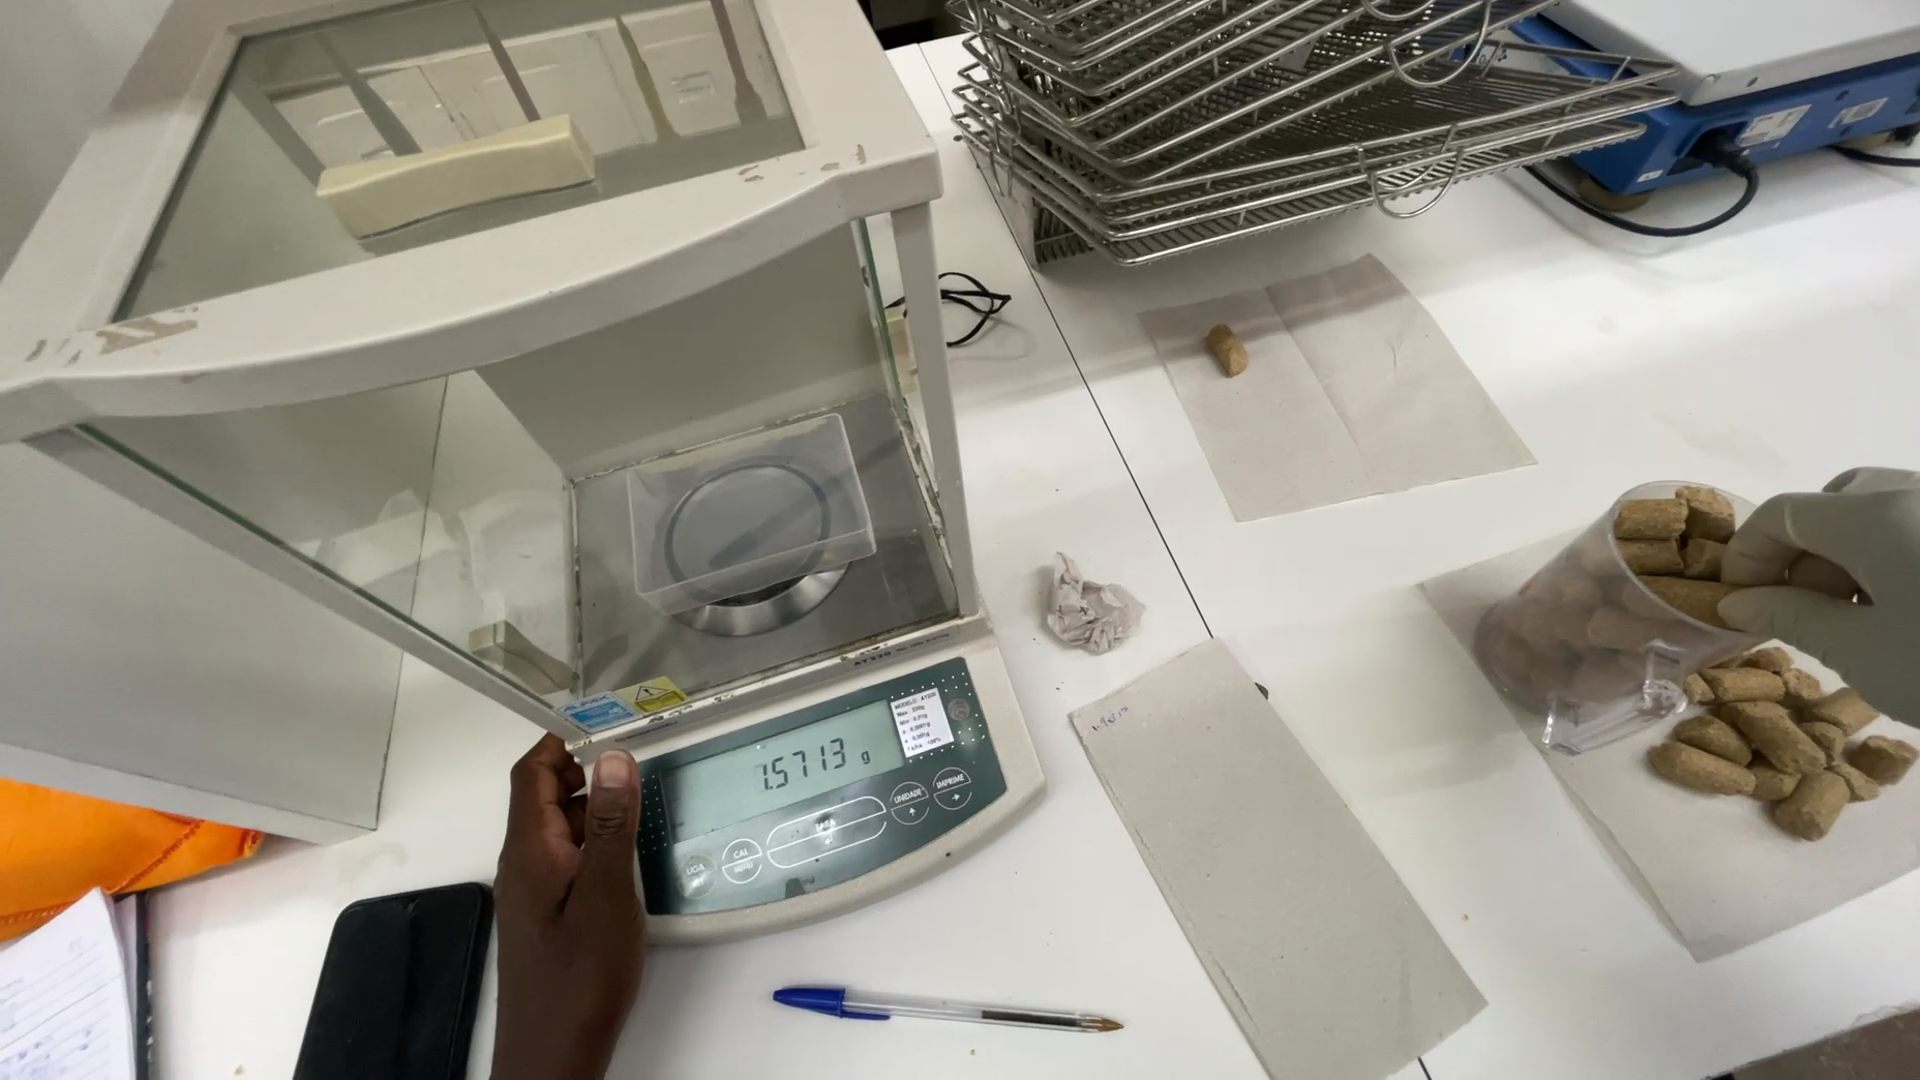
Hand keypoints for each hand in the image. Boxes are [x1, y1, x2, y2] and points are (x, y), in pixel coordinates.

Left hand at [492, 736, 645, 1079]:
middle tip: (640, 746)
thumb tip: (614, 755)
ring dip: (594, 799)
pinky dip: (596, 832)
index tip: (607, 717)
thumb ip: (609, 823)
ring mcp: (537, 887)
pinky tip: (632, 841)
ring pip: (560, 824)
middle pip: (543, 794)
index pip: (530, 773)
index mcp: (530, 849)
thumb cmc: (582, 972)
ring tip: (644, 786)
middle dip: (585, 763)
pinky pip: (570, 851)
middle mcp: (525, 861)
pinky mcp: (551, 908)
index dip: (561, 739)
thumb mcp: (606, 892)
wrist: (556, 1055)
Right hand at [1718, 467, 1919, 724]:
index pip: (1780, 515)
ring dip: (1864, 553)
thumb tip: (1739, 603)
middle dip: (1808, 548)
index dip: (1745, 554)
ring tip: (1876, 614)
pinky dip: (1915, 558)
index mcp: (1876, 517)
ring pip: (1901, 511)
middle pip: (1843, 498)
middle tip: (1809, 604)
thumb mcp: (1863, 653)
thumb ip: (1789, 617)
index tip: (1739, 599)